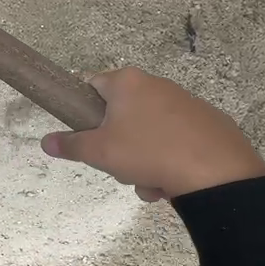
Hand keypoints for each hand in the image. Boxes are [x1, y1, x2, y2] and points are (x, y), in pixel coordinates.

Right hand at [40, 68, 264, 200]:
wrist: (218, 174)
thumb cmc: (148, 152)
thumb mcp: (98, 152)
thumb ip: (69, 145)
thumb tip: (46, 142)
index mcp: (128, 82)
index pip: (91, 85)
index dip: (83, 110)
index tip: (87, 135)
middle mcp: (157, 84)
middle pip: (121, 112)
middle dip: (117, 142)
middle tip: (118, 165)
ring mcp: (188, 102)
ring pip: (149, 130)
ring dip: (142, 156)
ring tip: (148, 182)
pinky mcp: (211, 123)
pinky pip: (176, 139)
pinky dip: (170, 158)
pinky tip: (173, 181)